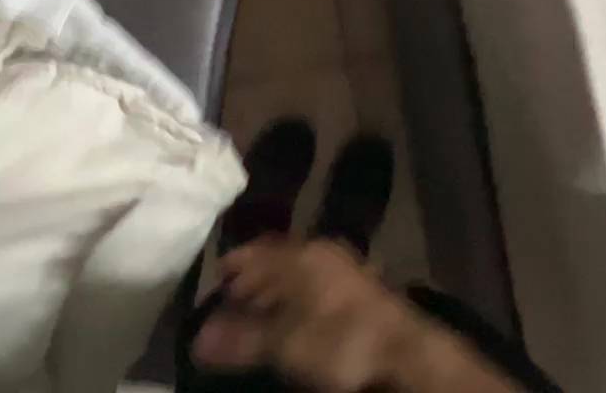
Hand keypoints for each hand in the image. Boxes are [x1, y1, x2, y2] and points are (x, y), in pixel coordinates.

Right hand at [192, 240, 512, 392]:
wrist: (406, 355)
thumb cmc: (340, 341)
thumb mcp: (284, 344)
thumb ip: (241, 339)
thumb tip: (199, 338)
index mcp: (301, 254)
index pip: (254, 251)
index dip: (232, 266)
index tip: (213, 282)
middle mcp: (321, 252)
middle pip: (276, 260)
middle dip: (252, 280)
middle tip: (229, 302)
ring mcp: (345, 269)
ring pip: (298, 274)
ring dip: (276, 291)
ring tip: (257, 314)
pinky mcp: (360, 291)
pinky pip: (316, 287)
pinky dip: (298, 300)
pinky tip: (294, 321)